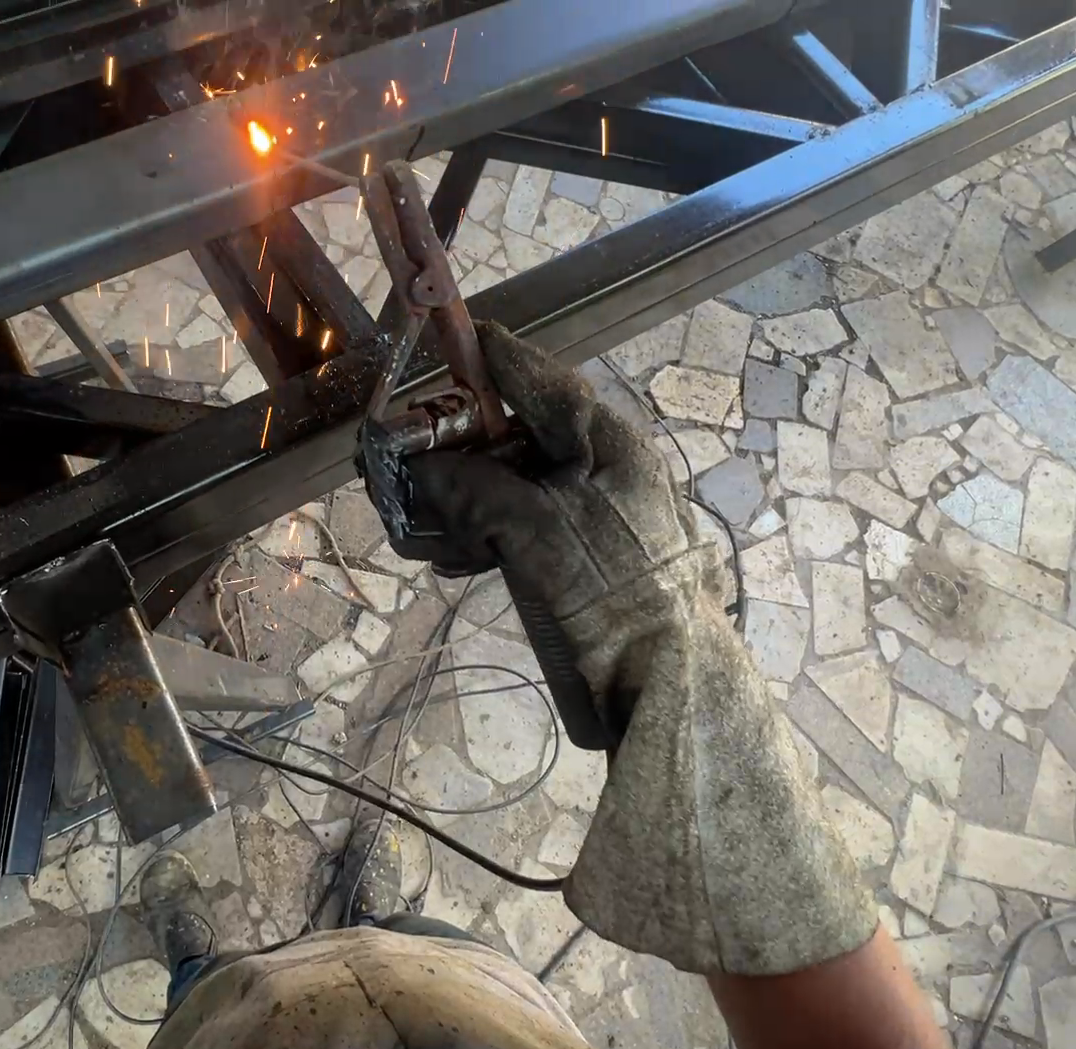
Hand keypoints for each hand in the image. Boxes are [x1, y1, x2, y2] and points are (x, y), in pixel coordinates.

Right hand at [399, 326, 875, 976]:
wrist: (661, 683)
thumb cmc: (606, 590)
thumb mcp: (532, 531)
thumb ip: (472, 491)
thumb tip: (421, 469)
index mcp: (606, 444)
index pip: (545, 381)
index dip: (499, 358)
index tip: (462, 337)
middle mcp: (601, 469)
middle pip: (520, 436)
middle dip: (462, 443)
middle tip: (414, 447)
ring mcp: (591, 514)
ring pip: (515, 486)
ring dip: (464, 497)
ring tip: (418, 514)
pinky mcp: (579, 555)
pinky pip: (520, 528)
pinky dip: (482, 536)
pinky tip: (449, 558)